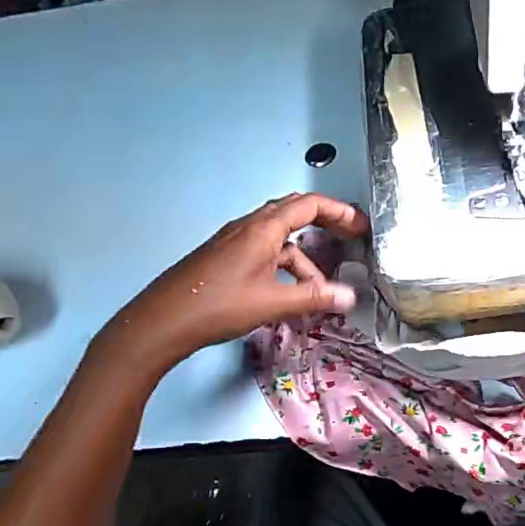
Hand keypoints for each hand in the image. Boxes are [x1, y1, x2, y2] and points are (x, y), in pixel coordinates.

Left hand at [96, 193, 369, 380]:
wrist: (163, 321)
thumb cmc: (219, 305)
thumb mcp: (273, 302)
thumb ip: (313, 297)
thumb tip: (349, 297)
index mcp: (263, 228)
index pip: (309, 204)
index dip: (340, 212)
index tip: (361, 227)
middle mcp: (247, 227)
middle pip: (294, 214)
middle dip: (324, 227)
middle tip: (347, 243)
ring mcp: (233, 241)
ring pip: (278, 240)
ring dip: (302, 260)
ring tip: (317, 291)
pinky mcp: (223, 258)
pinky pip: (262, 253)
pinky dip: (282, 268)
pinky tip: (285, 294)